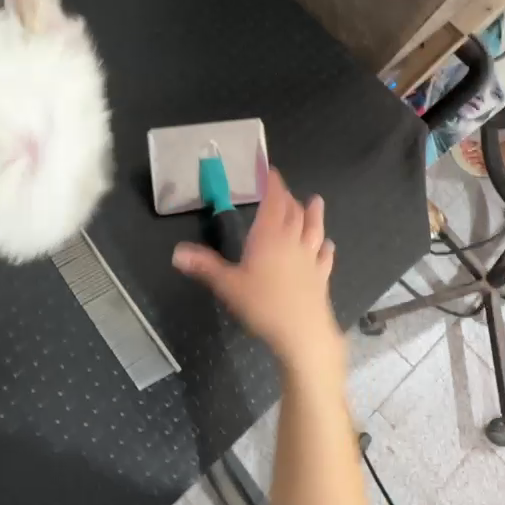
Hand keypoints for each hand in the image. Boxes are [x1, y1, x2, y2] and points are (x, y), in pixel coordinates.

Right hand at [172, 170, 341, 368]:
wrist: (302, 333)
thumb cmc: (263, 305)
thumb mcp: (227, 286)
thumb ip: (204, 267)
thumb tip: (176, 253)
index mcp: (269, 237)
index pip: (274, 202)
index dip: (273, 185)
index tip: (271, 172)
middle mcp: (292, 242)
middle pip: (294, 213)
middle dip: (288, 198)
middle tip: (282, 189)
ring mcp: (310, 259)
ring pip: (314, 229)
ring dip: (314, 213)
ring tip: (316, 201)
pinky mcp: (321, 276)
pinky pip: (325, 256)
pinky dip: (325, 247)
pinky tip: (327, 245)